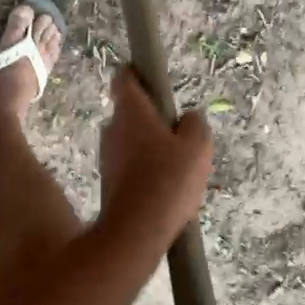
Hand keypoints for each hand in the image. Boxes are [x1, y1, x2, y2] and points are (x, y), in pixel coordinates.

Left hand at [97, 66, 213, 247]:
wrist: (136, 230)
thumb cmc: (168, 179)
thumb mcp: (198, 147)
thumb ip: (195, 125)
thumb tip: (189, 117)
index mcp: (131, 110)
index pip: (125, 77)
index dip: (138, 74)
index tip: (154, 81)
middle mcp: (112, 126)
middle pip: (131, 111)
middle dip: (152, 118)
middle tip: (178, 134)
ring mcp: (107, 154)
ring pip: (131, 139)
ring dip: (149, 146)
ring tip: (176, 167)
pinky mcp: (108, 178)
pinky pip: (129, 163)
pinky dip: (144, 168)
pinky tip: (164, 187)